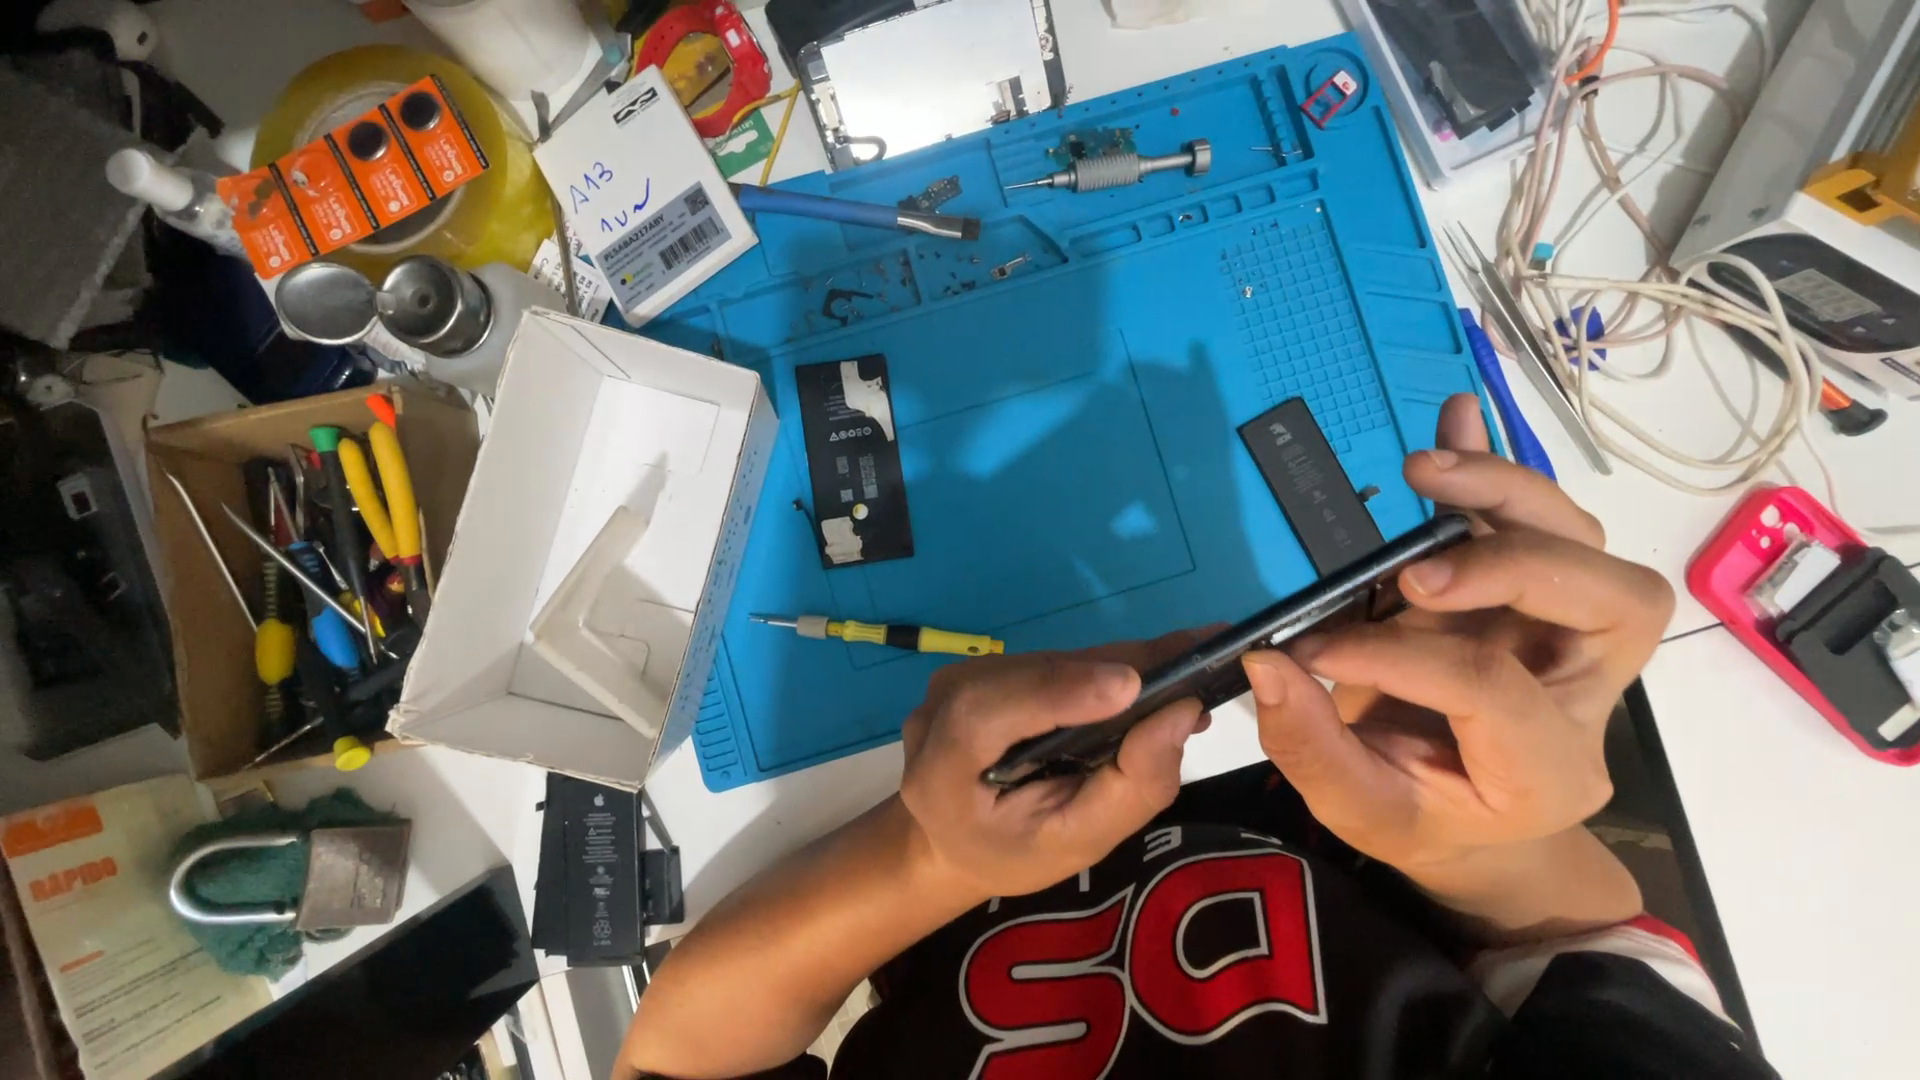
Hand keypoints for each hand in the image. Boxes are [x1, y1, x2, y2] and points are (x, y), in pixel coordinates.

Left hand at [899, 632, 1207, 898]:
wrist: (950, 833)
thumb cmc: (1010, 851)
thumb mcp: (1074, 842)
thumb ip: (1128, 788)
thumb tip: (1182, 714)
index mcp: (941, 766)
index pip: (989, 713)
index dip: (1058, 691)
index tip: (1133, 684)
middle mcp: (941, 707)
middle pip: (1031, 677)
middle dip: (1116, 671)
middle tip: (1200, 660)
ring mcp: (957, 679)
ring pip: (1047, 663)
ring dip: (1115, 668)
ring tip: (1186, 674)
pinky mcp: (981, 667)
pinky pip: (1047, 663)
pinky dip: (1097, 672)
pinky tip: (1143, 684)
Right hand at [1243, 394, 1672, 879]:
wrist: (1474, 822)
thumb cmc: (1419, 819)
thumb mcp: (1356, 807)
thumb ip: (1309, 746)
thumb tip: (1265, 660)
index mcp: (1547, 766)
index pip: (1489, 689)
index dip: (1394, 656)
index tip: (1311, 651)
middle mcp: (1585, 692)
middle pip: (1607, 600)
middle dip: (1509, 565)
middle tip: (1411, 570)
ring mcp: (1564, 638)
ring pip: (1584, 544)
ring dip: (1507, 495)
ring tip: (1423, 471)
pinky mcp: (1527, 601)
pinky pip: (1537, 521)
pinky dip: (1496, 469)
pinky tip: (1455, 416)